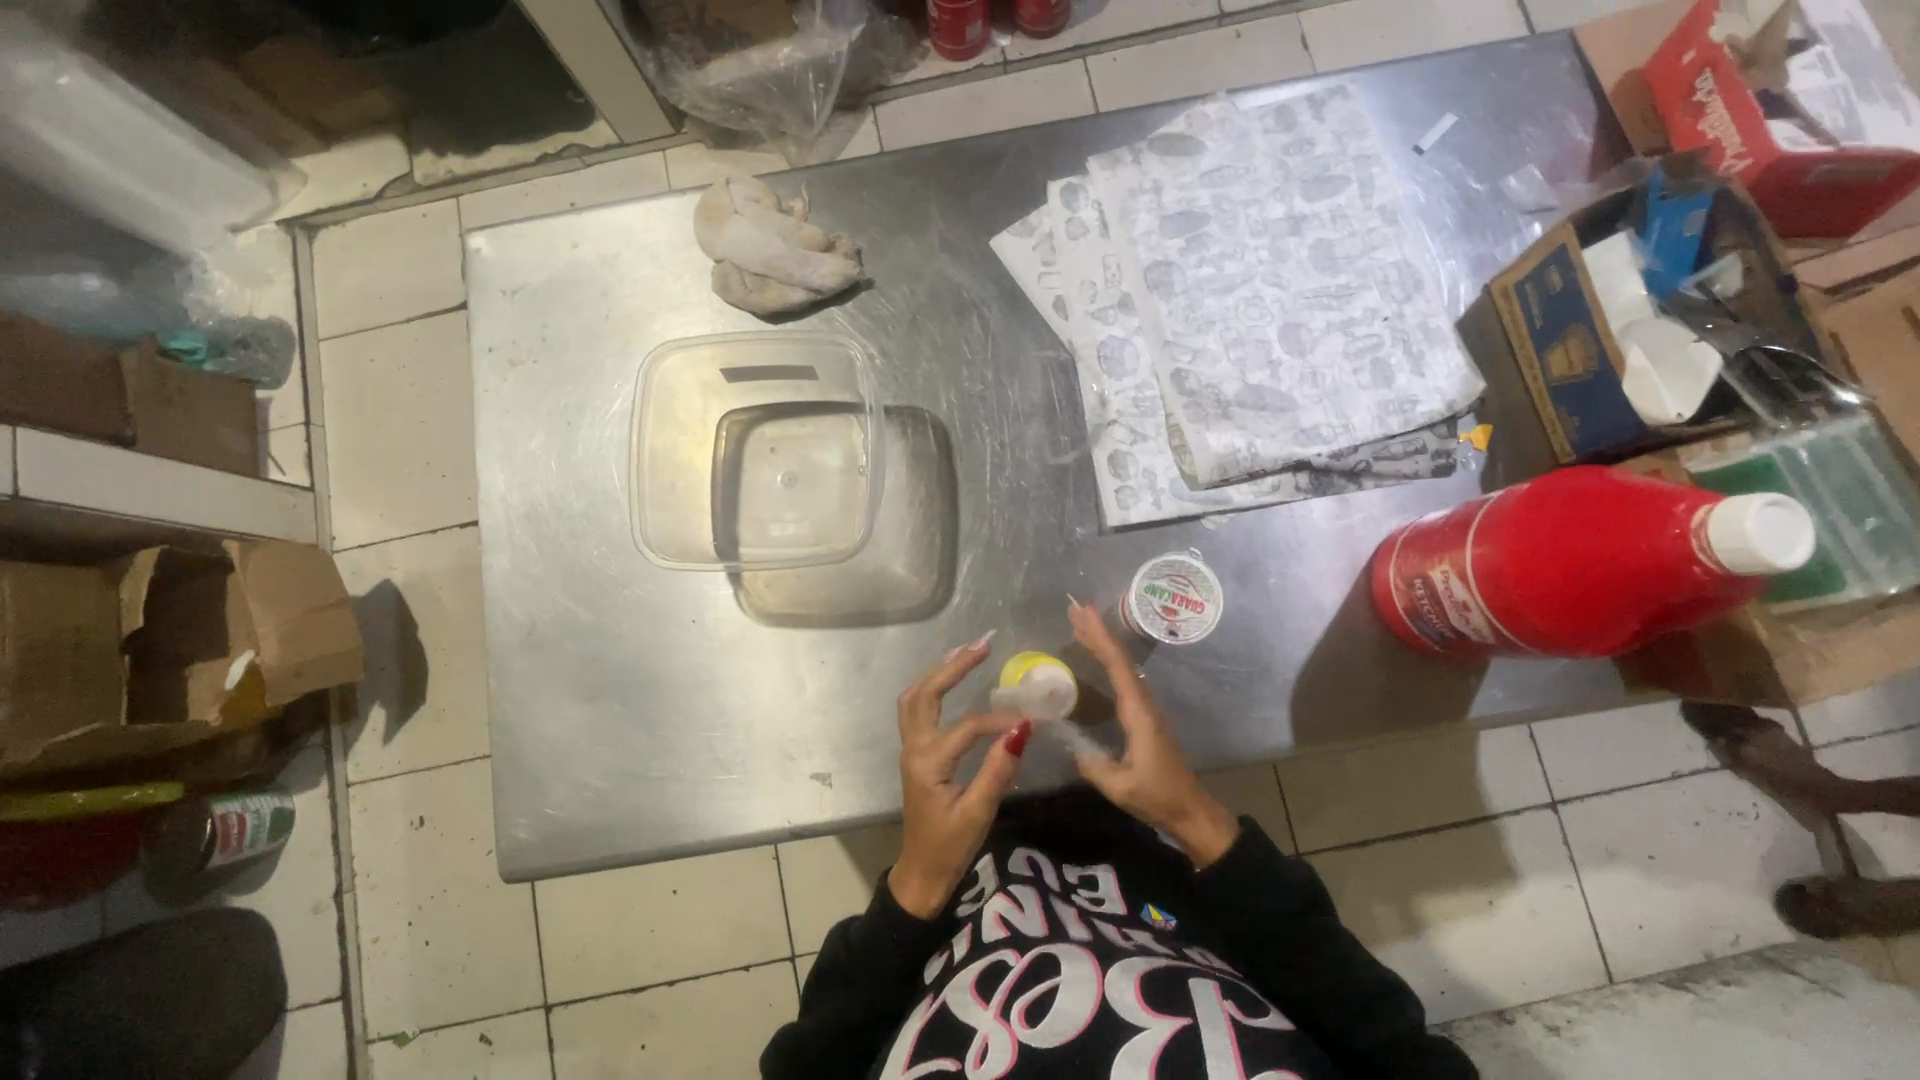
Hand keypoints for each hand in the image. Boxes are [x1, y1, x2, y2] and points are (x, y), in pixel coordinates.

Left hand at [889, 634, 1032, 918]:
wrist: (921, 872)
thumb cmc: (950, 847)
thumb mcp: (979, 812)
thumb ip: (998, 770)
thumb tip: (1022, 729)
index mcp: (928, 763)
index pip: (967, 727)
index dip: (999, 720)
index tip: (1032, 718)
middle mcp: (914, 749)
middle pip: (926, 694)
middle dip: (953, 666)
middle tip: (983, 644)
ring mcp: (911, 750)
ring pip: (915, 698)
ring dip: (938, 672)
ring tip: (966, 652)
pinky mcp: (915, 754)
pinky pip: (916, 710)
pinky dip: (932, 688)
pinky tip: (950, 680)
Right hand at [1068, 599, 1239, 866]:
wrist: (1190, 811)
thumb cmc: (1157, 798)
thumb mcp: (1119, 786)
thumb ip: (1092, 764)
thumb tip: (1069, 743)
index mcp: (1139, 714)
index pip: (1118, 667)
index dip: (1100, 638)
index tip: (1083, 614)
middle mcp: (1144, 704)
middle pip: (1120, 659)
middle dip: (1098, 632)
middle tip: (1075, 608)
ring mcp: (1145, 709)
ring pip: (1122, 666)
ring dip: (1102, 643)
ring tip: (1080, 624)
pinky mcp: (1143, 717)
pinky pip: (1123, 678)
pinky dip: (1107, 661)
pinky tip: (1097, 657)